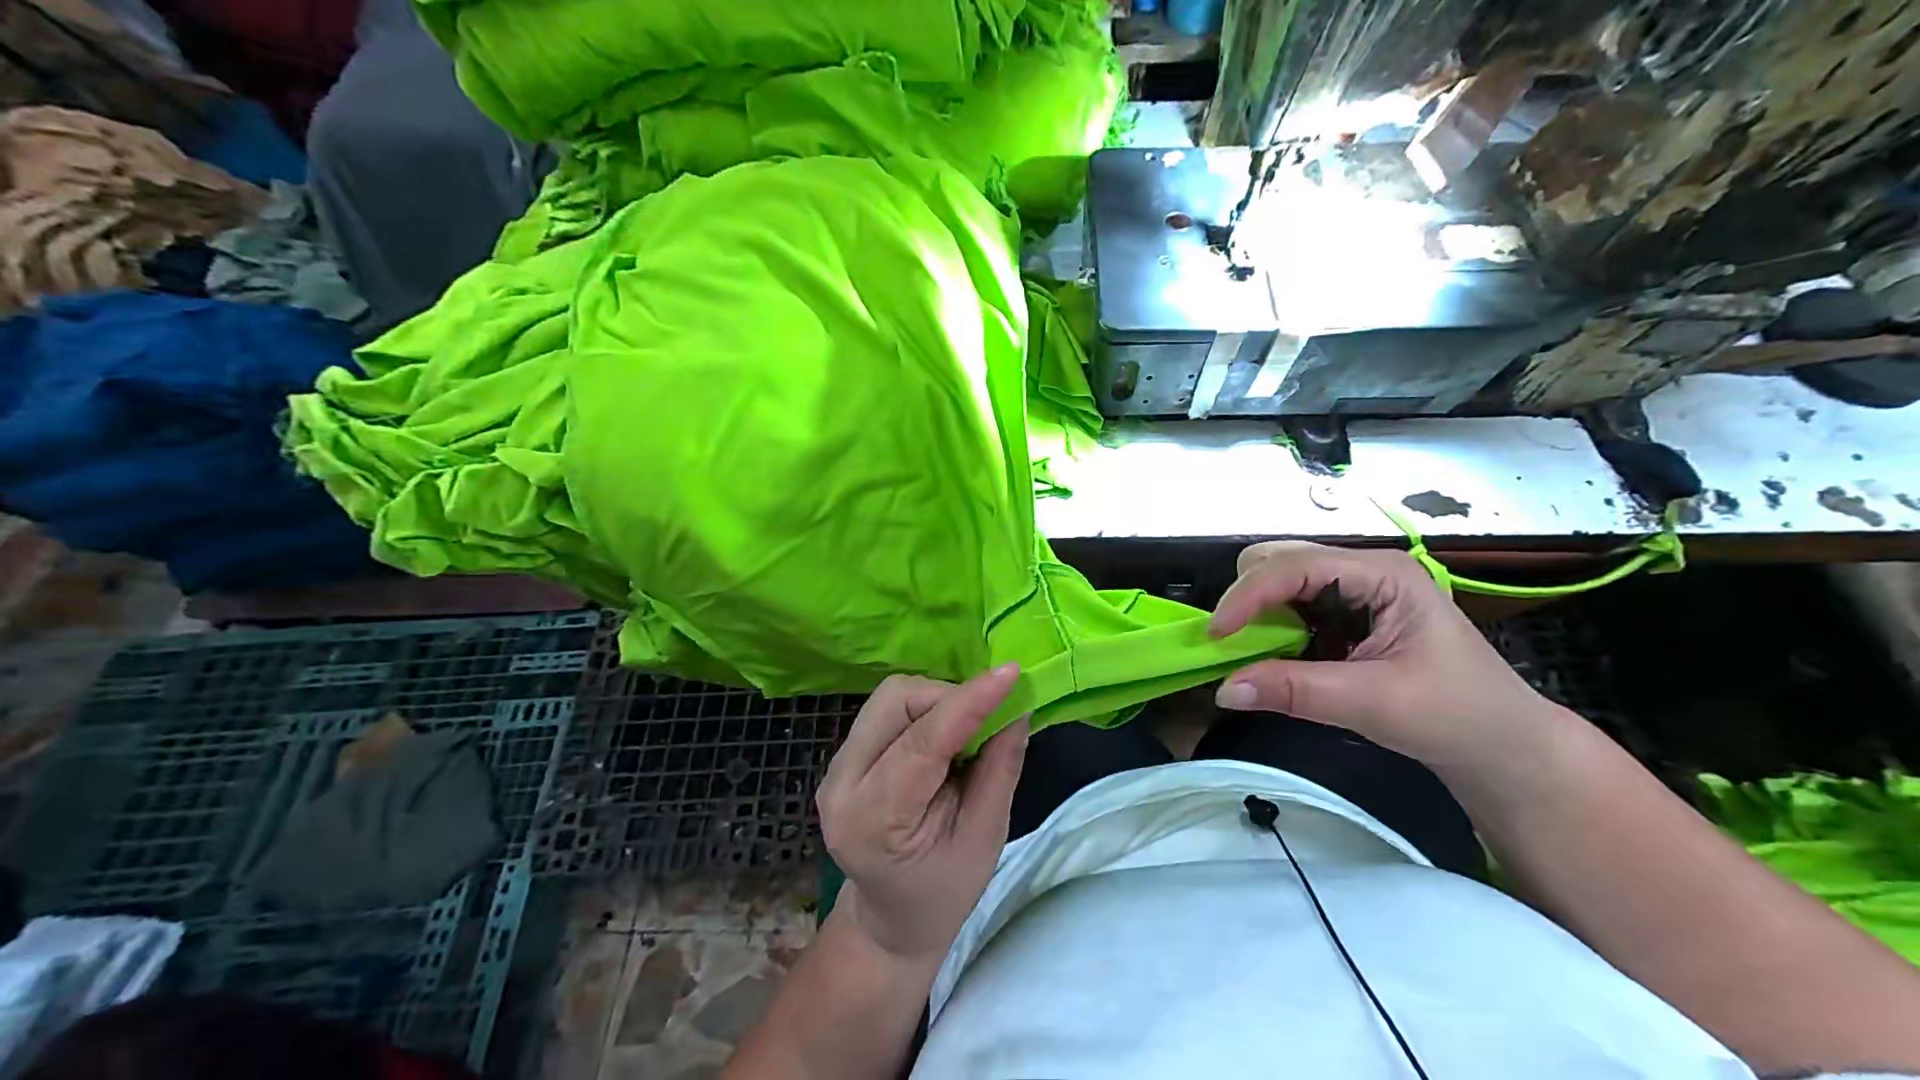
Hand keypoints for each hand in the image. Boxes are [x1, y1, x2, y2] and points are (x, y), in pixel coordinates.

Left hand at [816, 665, 1028, 961]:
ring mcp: (834, 768)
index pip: (921, 743)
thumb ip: (999, 769)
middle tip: (988, 716)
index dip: (968, 702)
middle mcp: (841, 785)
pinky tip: (944, 738)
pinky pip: (886, 709)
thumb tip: (1017, 706)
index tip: (1010, 673)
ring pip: (889, 697)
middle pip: (894, 701)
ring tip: (967, 732)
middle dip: (949, 696)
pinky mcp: (843, 756)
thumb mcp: (984, 840)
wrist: (891, 917)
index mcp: (873, 821)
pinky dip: (924, 709)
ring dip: (937, 700)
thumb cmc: (942, 892)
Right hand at [1208, 541, 1560, 767]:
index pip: (1294, 566)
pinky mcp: (1345, 614)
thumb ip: (1296, 691)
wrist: (1503, 747)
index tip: (1216, 635)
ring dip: (1255, 613)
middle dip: (1246, 598)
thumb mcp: (1375, 703)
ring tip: (1253, 652)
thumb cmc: (1457, 716)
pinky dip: (1268, 627)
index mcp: (1382, 573)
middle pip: (1277, 560)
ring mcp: (1354, 590)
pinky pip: (1287, 607)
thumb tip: (1224, 689)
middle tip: (1235, 644)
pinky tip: (1276, 655)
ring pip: (1277, 581)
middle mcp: (1363, 570)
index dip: (1248, 595)